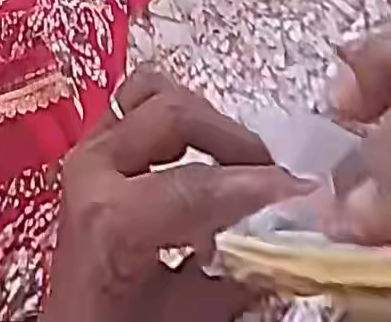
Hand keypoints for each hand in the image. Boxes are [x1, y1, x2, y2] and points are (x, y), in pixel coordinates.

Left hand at [43, 70, 311, 321]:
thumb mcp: (182, 314)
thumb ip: (237, 275)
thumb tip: (296, 241)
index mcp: (108, 217)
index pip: (195, 185)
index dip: (255, 186)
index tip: (301, 191)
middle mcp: (93, 165)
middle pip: (174, 113)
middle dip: (231, 138)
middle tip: (271, 173)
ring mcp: (89, 147)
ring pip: (153, 91)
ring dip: (202, 117)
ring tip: (236, 157)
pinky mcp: (93, 142)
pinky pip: (137, 101)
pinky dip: (176, 112)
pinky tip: (201, 148)